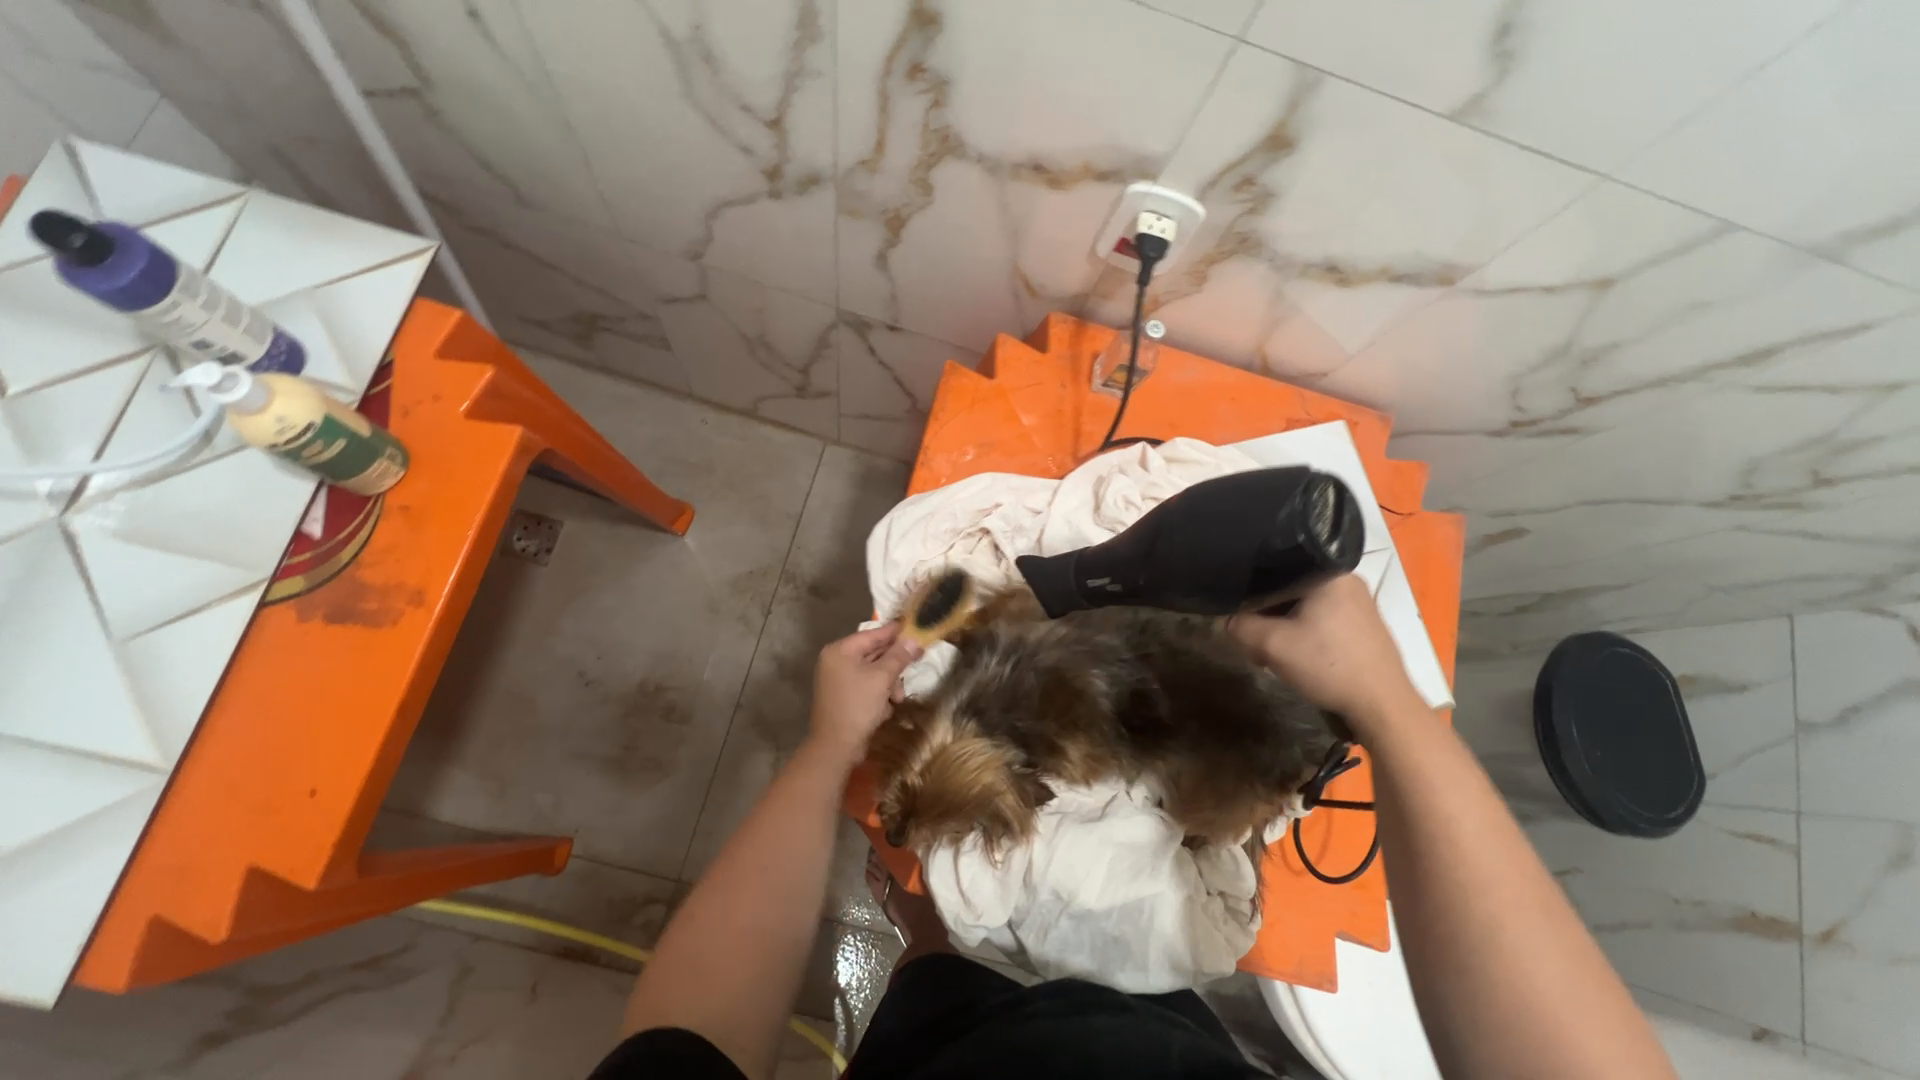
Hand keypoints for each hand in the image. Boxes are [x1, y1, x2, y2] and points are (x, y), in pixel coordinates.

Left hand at [809, 622, 920, 760]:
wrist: (836, 746)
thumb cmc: (857, 705)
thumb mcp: (882, 678)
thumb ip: (898, 657)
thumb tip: (913, 639)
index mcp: (840, 651)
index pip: (872, 634)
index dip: (895, 632)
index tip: (914, 626)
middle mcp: (836, 662)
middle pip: (873, 653)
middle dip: (894, 664)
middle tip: (917, 659)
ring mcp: (839, 681)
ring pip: (873, 673)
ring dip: (889, 684)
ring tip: (897, 698)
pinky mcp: (844, 697)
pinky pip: (867, 687)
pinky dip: (879, 695)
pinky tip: (885, 708)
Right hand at [1228, 574, 1425, 737]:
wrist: (1382, 705)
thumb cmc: (1329, 665)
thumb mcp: (1272, 645)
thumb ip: (1241, 626)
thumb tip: (1227, 620)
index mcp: (1328, 571)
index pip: (1274, 570)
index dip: (1250, 593)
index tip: (1239, 616)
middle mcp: (1346, 579)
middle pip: (1288, 589)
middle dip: (1267, 614)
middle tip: (1255, 640)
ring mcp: (1359, 602)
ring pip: (1304, 606)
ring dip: (1285, 626)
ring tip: (1274, 651)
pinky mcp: (1364, 624)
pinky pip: (1322, 618)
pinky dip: (1305, 633)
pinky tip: (1299, 656)